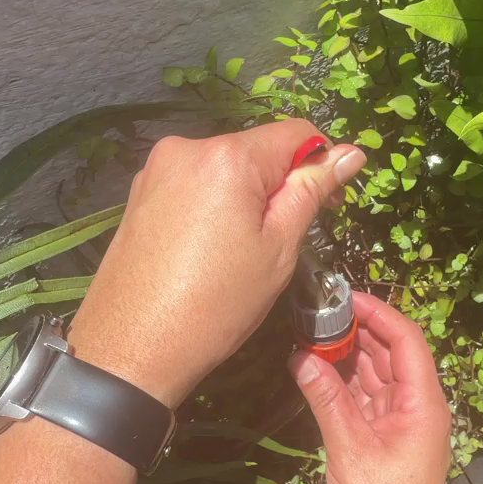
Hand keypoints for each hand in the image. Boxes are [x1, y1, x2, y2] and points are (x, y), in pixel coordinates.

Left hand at [68, 121, 365, 407]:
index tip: (326, 205)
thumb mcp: (278, 249)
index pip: (296, 134)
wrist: (132, 349)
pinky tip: (205, 251)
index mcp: (228, 156)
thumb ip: (311, 192)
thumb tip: (350, 153)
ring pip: (224, 170)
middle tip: (278, 243)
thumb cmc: (217, 304)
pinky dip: (211, 207)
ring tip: (236, 253)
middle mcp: (186, 147)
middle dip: (276, 186)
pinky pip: (194, 185)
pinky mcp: (139, 194)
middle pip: (256, 151)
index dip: (321, 163)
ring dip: (243, 198)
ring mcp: (156, 169)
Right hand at [290, 291, 452, 483]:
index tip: (345, 296)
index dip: (379, 313)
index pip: (407, 340)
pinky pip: (364, 399)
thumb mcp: (350, 450)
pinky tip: (315, 369)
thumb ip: (326, 399)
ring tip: (311, 333)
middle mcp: (416, 406)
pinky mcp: (382, 438)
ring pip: (374, 375)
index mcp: (423, 403)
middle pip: (390, 353)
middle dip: (357, 330)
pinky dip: (342, 383)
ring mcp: (399, 422)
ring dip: (347, 355)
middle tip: (318, 312)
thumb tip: (299, 355)